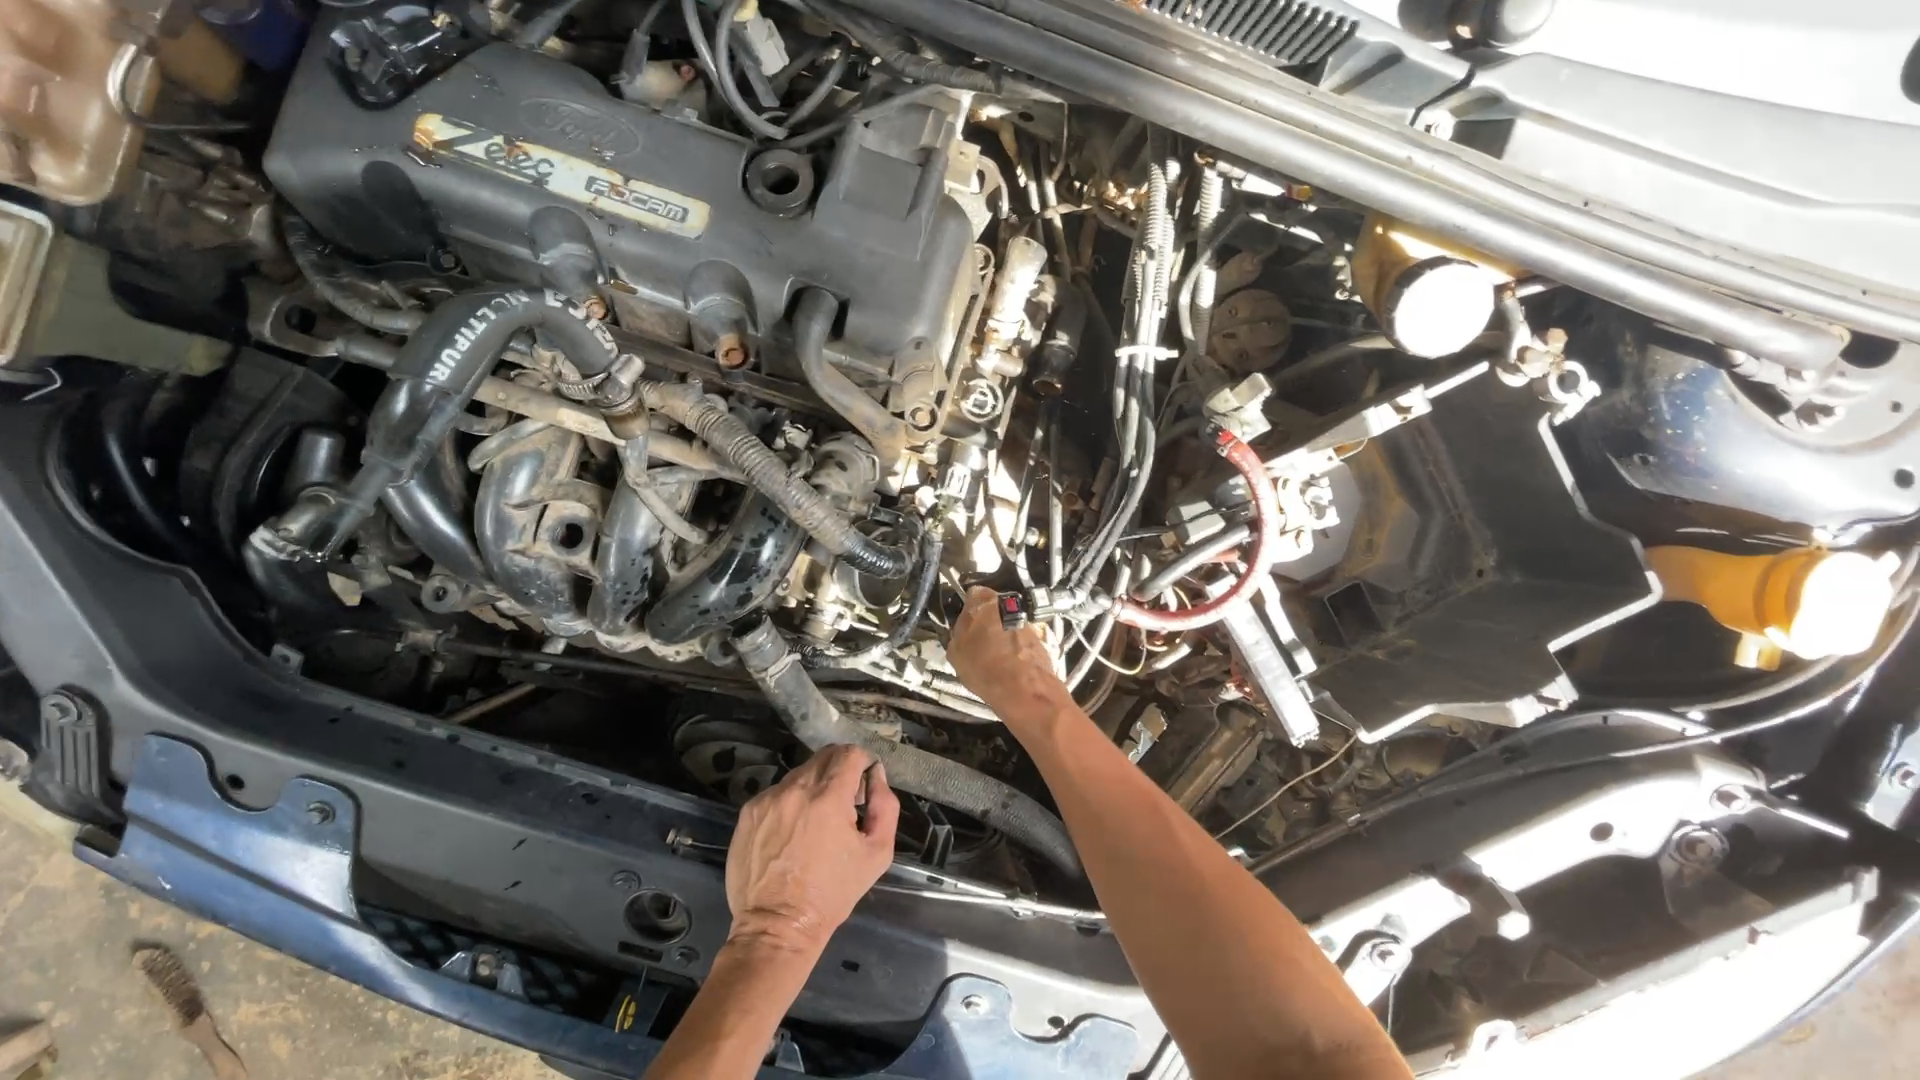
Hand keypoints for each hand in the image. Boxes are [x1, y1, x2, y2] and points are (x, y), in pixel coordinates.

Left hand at [723, 743, 899, 956]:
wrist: (777, 926)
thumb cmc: (832, 893)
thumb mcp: (876, 854)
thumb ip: (885, 807)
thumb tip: (877, 776)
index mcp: (828, 797)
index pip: (850, 753)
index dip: (863, 763)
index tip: (865, 784)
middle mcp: (795, 789)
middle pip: (824, 756)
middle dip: (840, 770)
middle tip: (845, 801)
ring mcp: (767, 800)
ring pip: (799, 775)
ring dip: (814, 787)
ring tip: (816, 823)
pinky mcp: (748, 813)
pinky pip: (776, 794)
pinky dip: (790, 803)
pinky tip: (791, 834)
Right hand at [948, 586, 1068, 715]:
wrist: (1023, 688)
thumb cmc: (986, 668)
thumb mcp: (956, 653)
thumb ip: (957, 634)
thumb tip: (960, 634)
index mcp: (983, 601)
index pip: (972, 594)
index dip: (967, 610)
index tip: (964, 624)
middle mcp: (1008, 604)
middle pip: (994, 609)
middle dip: (987, 622)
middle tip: (978, 643)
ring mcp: (1026, 620)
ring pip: (1009, 624)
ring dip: (1003, 636)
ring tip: (994, 658)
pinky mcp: (1041, 638)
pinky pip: (1023, 639)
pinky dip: (1017, 649)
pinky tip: (1009, 665)